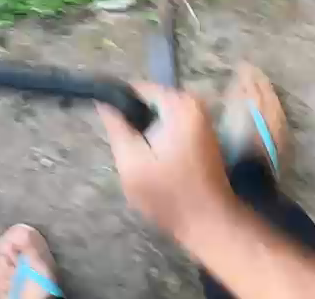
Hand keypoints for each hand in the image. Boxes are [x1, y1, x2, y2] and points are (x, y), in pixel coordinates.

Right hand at [98, 83, 234, 241]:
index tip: (111, 128)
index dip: (119, 105)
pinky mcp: (203, 134)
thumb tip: (103, 102)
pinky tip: (156, 163)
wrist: (210, 226)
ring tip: (141, 160)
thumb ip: (116, 127)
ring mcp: (201, 118)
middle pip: (150, 101)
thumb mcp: (132, 162)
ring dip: (146, 133)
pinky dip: (160, 139)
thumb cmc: (170, 194)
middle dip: (135, 122)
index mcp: (179, 103)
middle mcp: (194, 103)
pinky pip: (172, 126)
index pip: (138, 88)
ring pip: (159, 115)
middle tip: (128, 151)